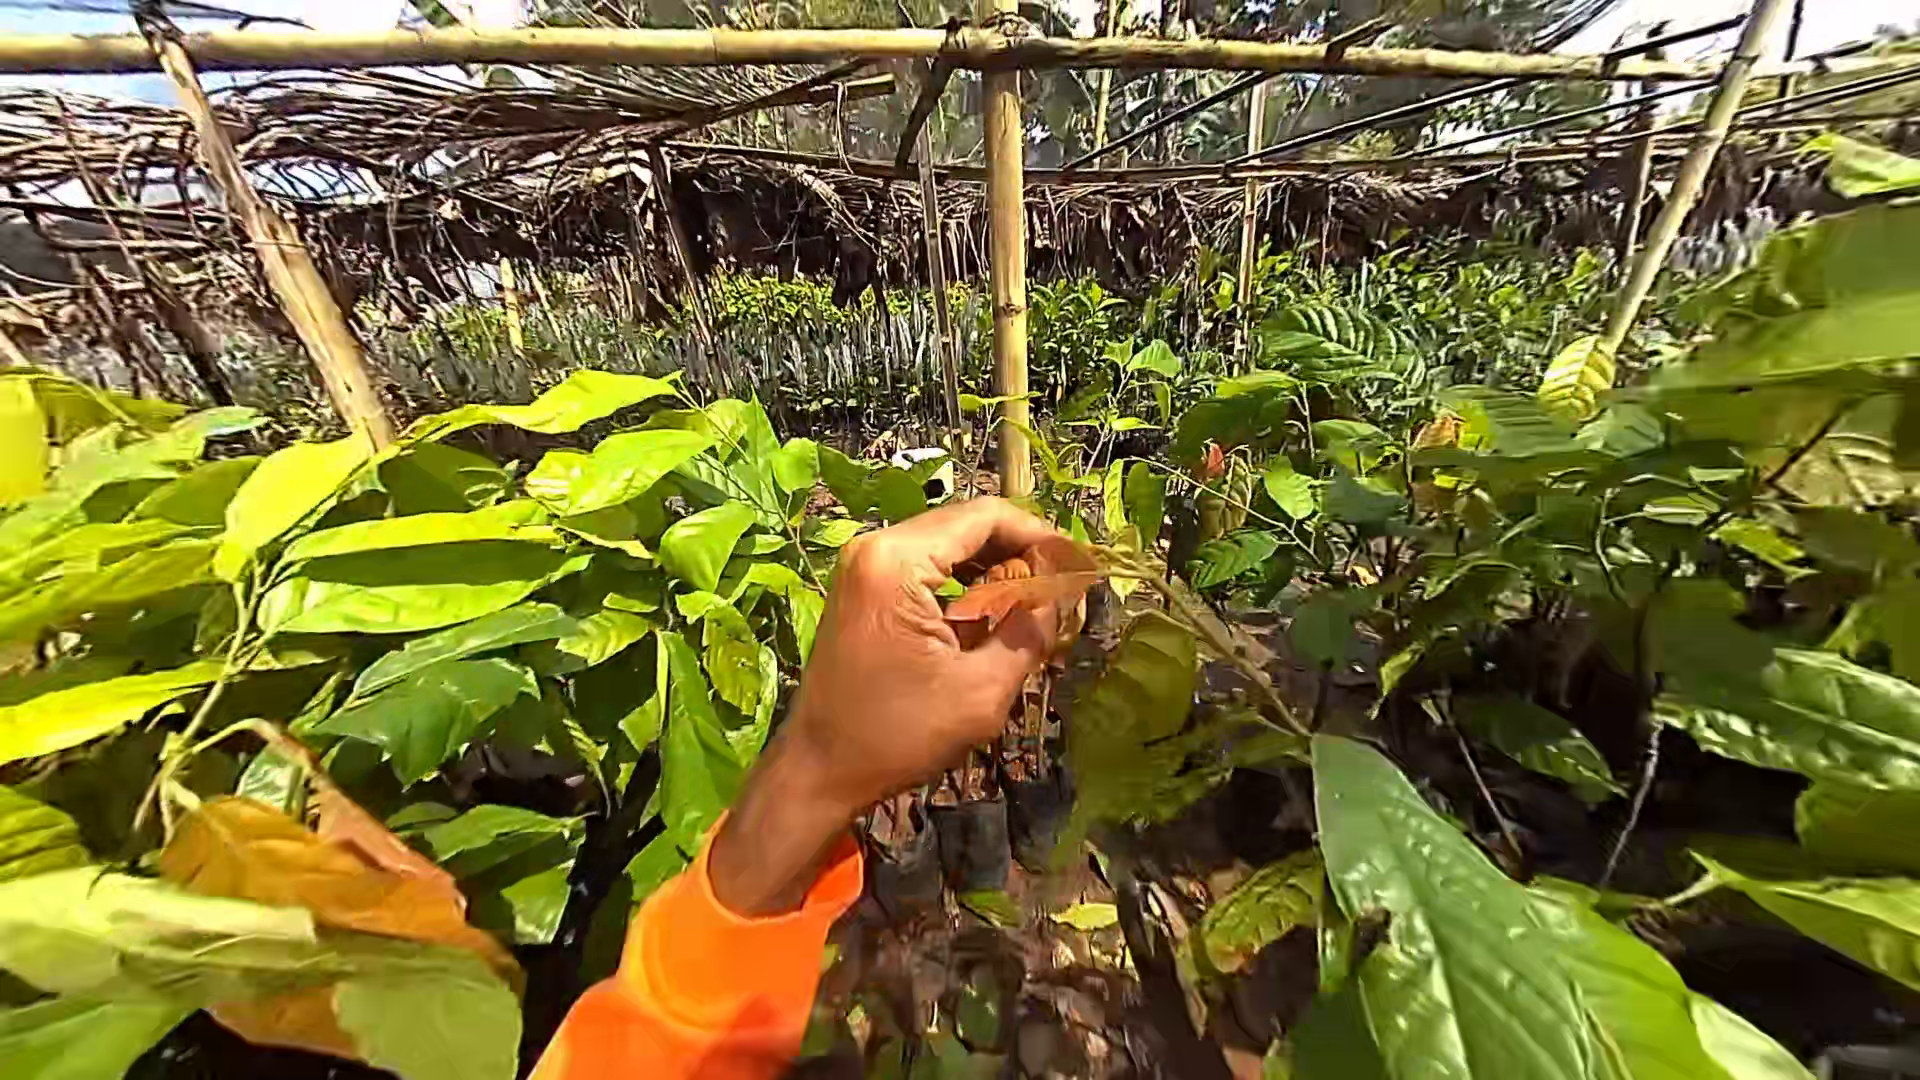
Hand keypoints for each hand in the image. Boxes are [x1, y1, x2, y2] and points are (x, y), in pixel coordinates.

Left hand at [709, 498, 1063, 913]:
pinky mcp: (864, 584)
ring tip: (1033, 604)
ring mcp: (864, 563)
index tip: (1075, 565)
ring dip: (994, 568)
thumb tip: (1063, 595)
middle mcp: (875, 547)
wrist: (818, 769)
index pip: (985, 516)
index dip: (1039, 534)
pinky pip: (927, 566)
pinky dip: (964, 584)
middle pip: (967, 525)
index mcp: (896, 561)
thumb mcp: (980, 692)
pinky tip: (990, 614)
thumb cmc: (896, 735)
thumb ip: (1030, 632)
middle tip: (1060, 588)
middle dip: (1019, 553)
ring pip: (949, 545)